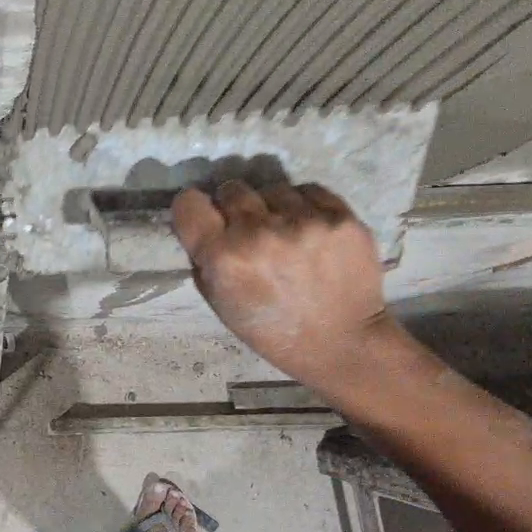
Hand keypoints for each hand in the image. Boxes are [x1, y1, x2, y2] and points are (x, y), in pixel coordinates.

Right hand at [171, 181, 398, 389]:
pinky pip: (309, 191)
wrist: (342, 342)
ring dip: (273, 207)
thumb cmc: (270, 328)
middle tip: (249, 228)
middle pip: (232, 189)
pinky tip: (311, 231)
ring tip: (286, 233)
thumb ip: (205, 257)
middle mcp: (258, 232)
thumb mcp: (218, 300)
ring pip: (272, 189)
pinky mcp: (339, 217)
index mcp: (223, 257)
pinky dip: (305, 206)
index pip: (189, 202)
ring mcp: (302, 222)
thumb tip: (204, 221)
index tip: (205, 218)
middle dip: (235, 207)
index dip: (195, 209)